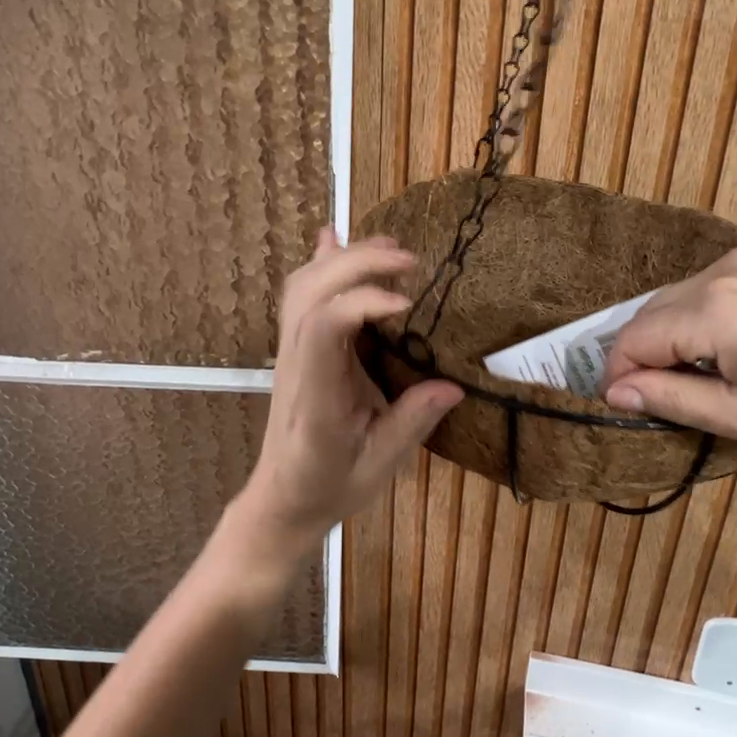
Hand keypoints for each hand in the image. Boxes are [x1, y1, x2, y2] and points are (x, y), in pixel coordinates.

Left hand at [237, 229, 463, 554]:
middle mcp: (296, 362)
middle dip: (357, 263)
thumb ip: (411, 421)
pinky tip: (336, 241)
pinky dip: (321, 263)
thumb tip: (453, 385)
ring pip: (301, 285)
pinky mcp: (293, 345)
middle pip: (311, 291)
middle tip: (409, 259)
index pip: (324, 328)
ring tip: (389, 247)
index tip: (407, 303)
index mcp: (318, 395)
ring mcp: (289, 350)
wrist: (283, 496)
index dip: (362, 302)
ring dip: (343, 258)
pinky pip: (300, 293)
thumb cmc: (329, 484)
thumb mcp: (379, 464)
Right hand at [599, 241, 736, 459]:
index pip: (631, 338)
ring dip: (682, 334)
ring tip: (716, 381)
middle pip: (655, 310)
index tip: (627, 413)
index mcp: (718, 310)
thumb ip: (682, 401)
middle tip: (666, 404)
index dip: (618, 378)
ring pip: (692, 294)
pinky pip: (731, 282)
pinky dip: (719, 315)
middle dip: (645, 355)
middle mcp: (731, 267)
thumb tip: (616, 392)